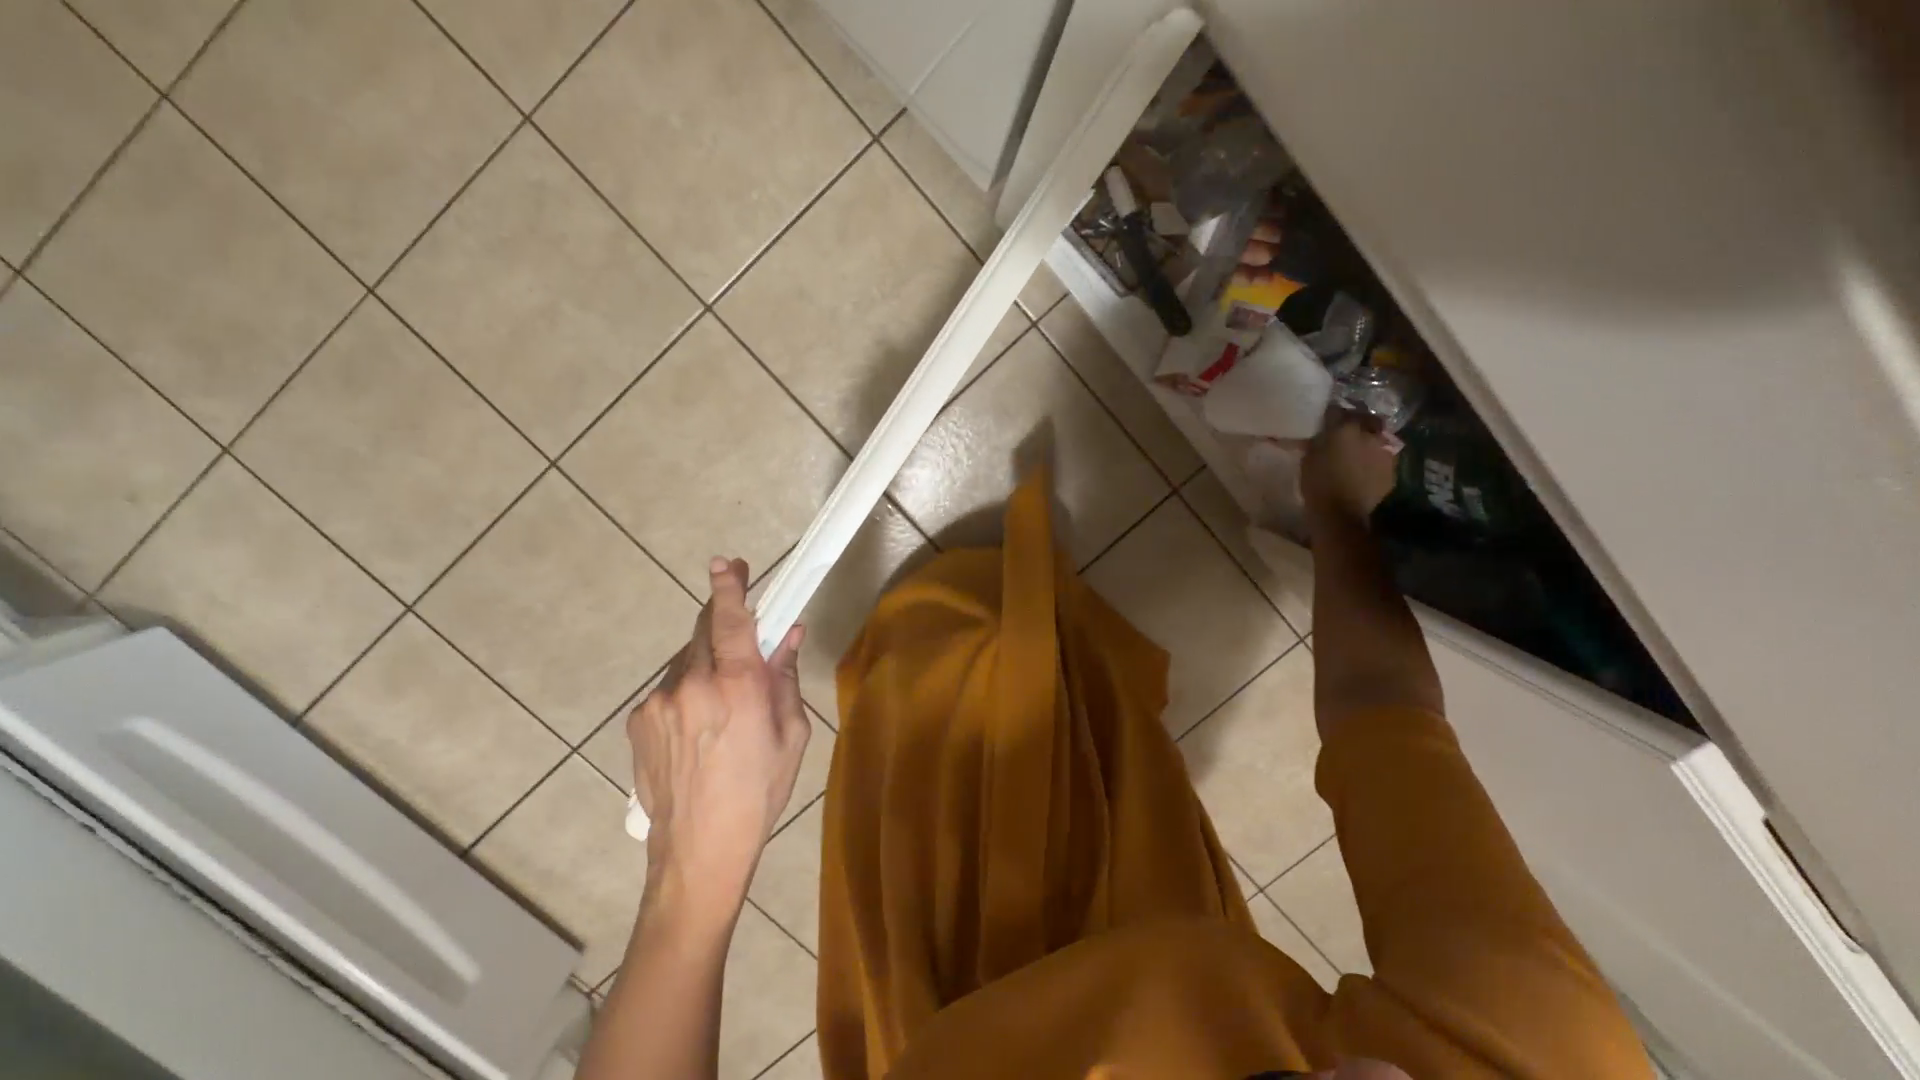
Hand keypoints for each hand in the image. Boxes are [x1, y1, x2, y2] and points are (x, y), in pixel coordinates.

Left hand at [628, 557, 807, 909]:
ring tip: (721, 704)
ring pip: (686, 660)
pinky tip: (697, 728)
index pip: (731, 619)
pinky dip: (685, 692)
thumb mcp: (791, 736)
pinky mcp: (637, 719)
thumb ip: (784, 679)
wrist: (698, 849)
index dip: (729, 586)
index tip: (725, 562)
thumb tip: (787, 636)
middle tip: (741, 628)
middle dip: (723, 621)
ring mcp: (657, 701)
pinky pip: (668, 689)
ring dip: (706, 664)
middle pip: (705, 629)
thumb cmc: (758, 793)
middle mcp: (691, 683)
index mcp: (736, 686)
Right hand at [1302, 409, 1398, 526]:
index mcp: (1344, 428)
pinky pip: (1383, 455)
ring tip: (1359, 450)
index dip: (1331, 415)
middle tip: (1347, 432)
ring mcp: (1383, 449)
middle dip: (1356, 423)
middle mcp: (1368, 433)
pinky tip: (1366, 468)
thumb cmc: (1318, 485)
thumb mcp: (1308, 459)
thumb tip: (1321, 432)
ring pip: (1377, 436)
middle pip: (1364, 419)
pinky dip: (1375, 458)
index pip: (1337, 410)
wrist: (1342, 514)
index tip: (1326, 420)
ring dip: (1369, 440)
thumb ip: (1318, 440)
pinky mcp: (1392, 466)